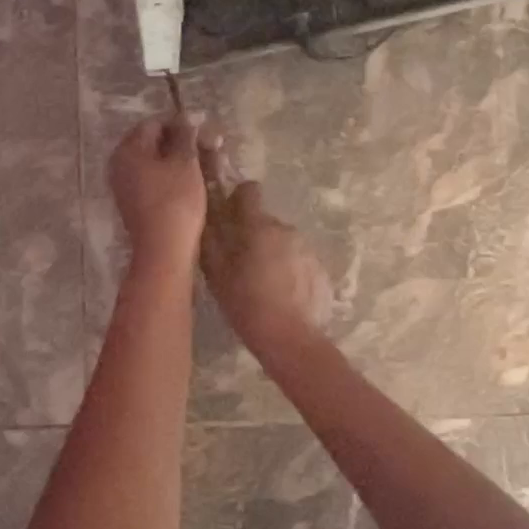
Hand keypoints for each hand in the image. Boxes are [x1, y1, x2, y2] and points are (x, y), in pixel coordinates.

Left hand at [110, 115, 206, 268]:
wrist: (163, 250)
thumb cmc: (175, 201)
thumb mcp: (185, 162)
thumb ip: (186, 135)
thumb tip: (187, 115)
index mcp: (127, 149)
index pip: (154, 123)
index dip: (180, 124)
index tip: (203, 132)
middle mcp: (119, 164)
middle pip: (152, 143)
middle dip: (180, 143)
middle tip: (207, 149)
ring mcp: (124, 187)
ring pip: (153, 164)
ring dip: (177, 162)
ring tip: (203, 167)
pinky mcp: (133, 205)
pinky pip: (152, 182)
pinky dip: (170, 179)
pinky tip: (191, 185)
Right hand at [201, 180, 331, 354]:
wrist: (290, 338)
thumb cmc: (246, 304)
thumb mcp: (216, 274)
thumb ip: (211, 240)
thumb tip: (209, 219)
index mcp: (258, 227)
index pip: (249, 191)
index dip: (238, 200)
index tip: (230, 218)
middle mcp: (285, 229)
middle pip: (264, 222)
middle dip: (253, 236)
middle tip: (241, 265)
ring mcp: (307, 249)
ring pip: (283, 242)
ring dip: (272, 254)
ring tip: (263, 285)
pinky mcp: (320, 269)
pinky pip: (299, 261)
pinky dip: (289, 272)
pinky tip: (282, 296)